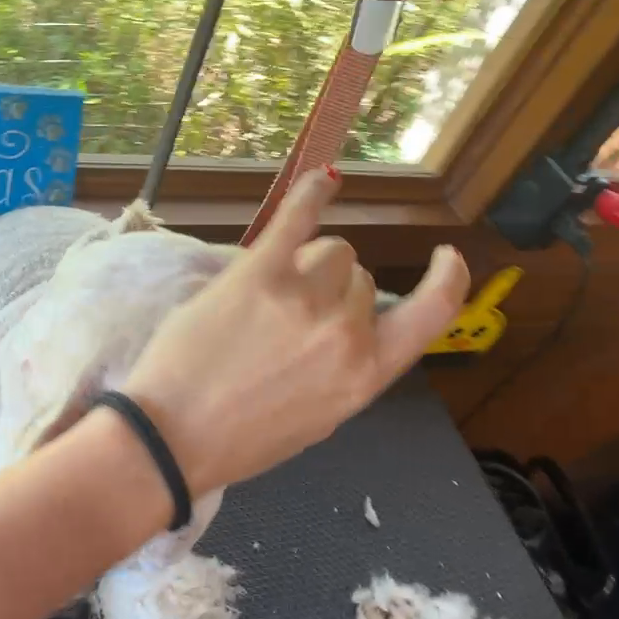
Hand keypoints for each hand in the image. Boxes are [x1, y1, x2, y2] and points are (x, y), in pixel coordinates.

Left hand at [120, 167, 469, 494]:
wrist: (171, 439)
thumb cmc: (238, 439)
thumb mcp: (315, 418)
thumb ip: (344, 370)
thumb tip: (348, 327)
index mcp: (365, 377)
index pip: (432, 315)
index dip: (447, 281)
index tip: (446, 259)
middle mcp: (346, 334)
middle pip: (361, 280)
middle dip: (332, 294)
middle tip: (282, 323)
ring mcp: (304, 299)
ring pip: (331, 252)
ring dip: (308, 264)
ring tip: (267, 295)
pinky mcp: (259, 273)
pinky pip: (297, 218)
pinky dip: (312, 192)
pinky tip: (322, 179)